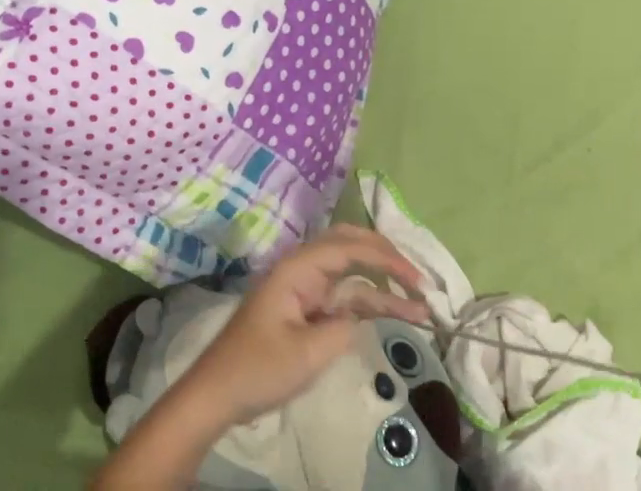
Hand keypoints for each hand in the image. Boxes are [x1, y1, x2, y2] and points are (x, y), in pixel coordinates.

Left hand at [182, 223, 429, 424]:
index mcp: (296, 268)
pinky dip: (370, 302)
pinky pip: (344, 295)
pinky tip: (397, 313)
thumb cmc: (258, 369)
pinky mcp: (307, 309)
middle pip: (349, 246)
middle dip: (386, 256)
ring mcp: (304, 288)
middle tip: (418, 276)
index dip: (386, 258)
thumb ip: (343, 328)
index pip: (348, 248)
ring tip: (421, 303)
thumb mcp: (307, 353)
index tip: (417, 280)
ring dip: (383, 283)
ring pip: (350, 272)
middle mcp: (301, 269)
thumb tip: (360, 315)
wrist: (219, 393)